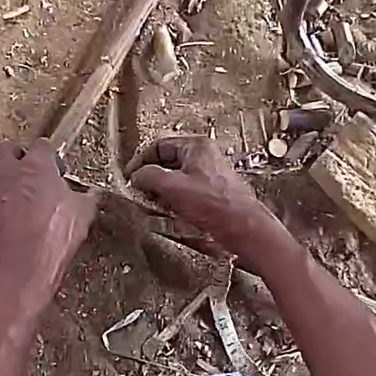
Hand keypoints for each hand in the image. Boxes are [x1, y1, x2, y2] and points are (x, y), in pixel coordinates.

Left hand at [0, 138, 98, 299]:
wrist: (24, 266)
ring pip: (3, 175)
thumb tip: (90, 193)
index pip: (41, 144)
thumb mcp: (83, 212)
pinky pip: (0, 199)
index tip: (60, 171)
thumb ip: (86, 196)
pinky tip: (25, 219)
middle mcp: (12, 173)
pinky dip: (10, 203)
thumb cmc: (56, 233)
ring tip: (34, 201)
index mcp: (36, 165)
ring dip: (16, 181)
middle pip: (10, 149)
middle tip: (38, 174)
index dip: (52, 155)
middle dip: (22, 156)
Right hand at [129, 136, 280, 252]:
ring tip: (155, 205)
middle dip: (151, 178)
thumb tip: (136, 176)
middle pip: (167, 163)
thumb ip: (148, 176)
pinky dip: (175, 201)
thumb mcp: (172, 186)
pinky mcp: (214, 193)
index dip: (141, 161)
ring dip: (162, 192)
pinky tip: (172, 213)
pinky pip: (187, 192)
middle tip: (141, 193)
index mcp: (196, 147)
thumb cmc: (214, 205)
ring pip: (176, 179)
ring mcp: (210, 175)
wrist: (244, 229)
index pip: (158, 146)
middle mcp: (205, 157)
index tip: (130, 176)